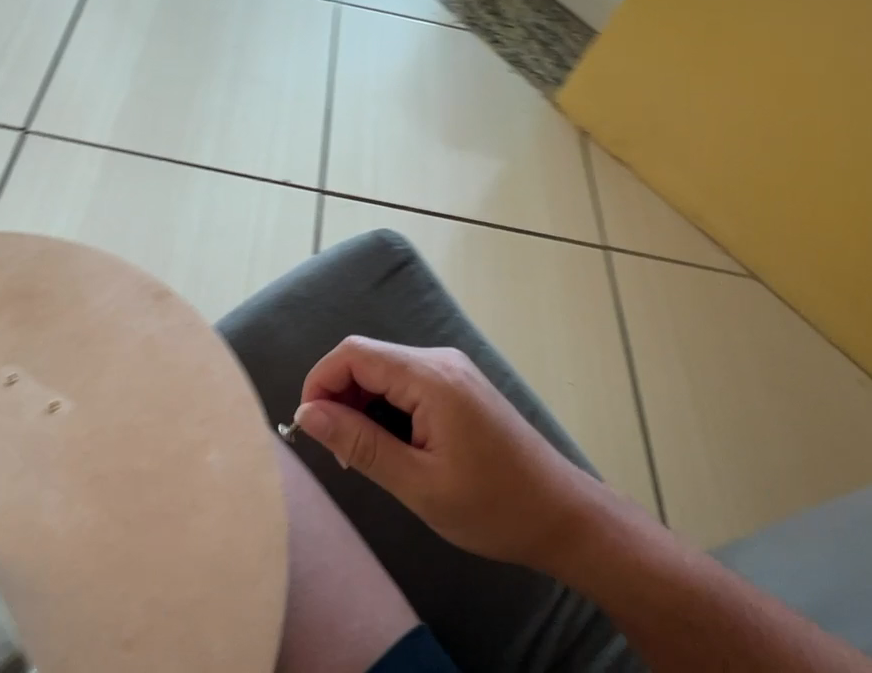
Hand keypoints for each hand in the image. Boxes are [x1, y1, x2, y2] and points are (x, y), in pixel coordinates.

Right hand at [295, 336, 606, 572]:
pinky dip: (385, 410)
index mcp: (431, 378)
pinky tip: (393, 449)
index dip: (319, 383)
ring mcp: (452, 372)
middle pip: (366, 359)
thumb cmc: (494, 507)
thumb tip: (306, 414)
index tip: (309, 430)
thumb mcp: (418, 484)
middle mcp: (440, 361)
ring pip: (383, 372)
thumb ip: (360, 444)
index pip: (353, 354)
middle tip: (341, 455)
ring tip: (366, 459)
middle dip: (339, 399)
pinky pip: (405, 384)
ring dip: (361, 408)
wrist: (564, 517)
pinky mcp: (459, 388)